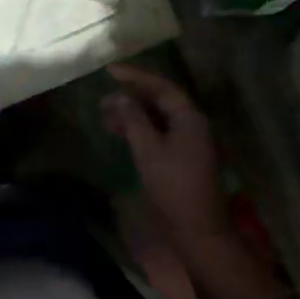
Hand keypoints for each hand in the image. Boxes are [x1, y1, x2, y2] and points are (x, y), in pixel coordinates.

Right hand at [103, 63, 227, 247]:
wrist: (197, 228)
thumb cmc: (173, 186)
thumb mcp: (148, 149)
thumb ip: (133, 119)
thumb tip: (119, 97)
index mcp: (190, 118)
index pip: (161, 87)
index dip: (135, 76)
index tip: (109, 70)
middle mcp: (192, 124)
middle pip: (160, 100)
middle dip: (131, 96)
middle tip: (103, 98)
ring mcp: (189, 141)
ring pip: (157, 117)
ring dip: (132, 113)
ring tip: (105, 116)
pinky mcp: (182, 156)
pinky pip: (158, 131)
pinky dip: (138, 128)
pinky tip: (120, 132)